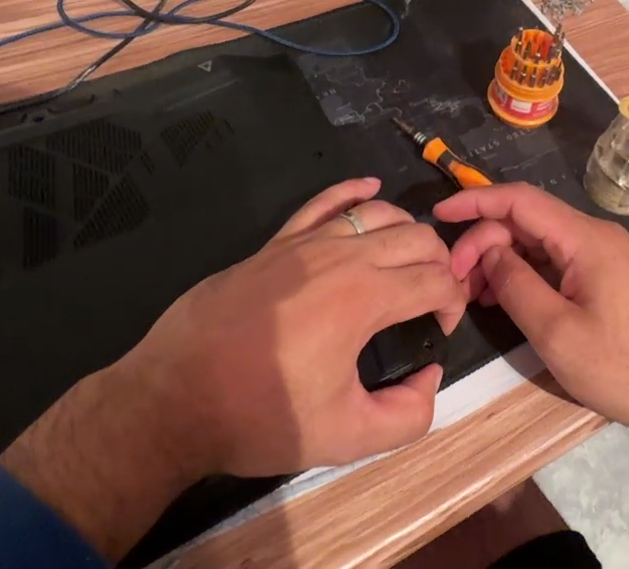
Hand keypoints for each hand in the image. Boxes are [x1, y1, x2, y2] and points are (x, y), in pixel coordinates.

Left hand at [0, 177, 464, 560]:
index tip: (441, 332)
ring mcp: (306, 242)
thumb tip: (428, 376)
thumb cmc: (262, 415)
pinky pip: (324, 201)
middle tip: (431, 302)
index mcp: (365, 297)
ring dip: (407, 233)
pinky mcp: (277, 242)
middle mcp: (343, 256)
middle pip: (417, 238)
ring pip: (378, 212)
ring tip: (408, 264)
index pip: (437, 280)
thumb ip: (407, 414)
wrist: (175, 397)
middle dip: (440, 265)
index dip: (453, 303)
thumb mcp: (345, 437)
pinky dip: (353, 191)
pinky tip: (369, 189)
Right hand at [435, 183, 628, 500]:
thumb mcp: (557, 332)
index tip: (439, 213)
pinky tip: (501, 298)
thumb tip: (488, 251)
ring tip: (471, 296)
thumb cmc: (623, 368)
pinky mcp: (605, 275)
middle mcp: (594, 235)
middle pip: (526, 220)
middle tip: (453, 282)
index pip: (520, 200)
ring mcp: (602, 254)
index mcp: (585, 238)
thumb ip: (516, 285)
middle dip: (484, 242)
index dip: (475, 201)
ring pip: (538, 241)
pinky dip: (523, 273)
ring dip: (501, 260)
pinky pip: (555, 260)